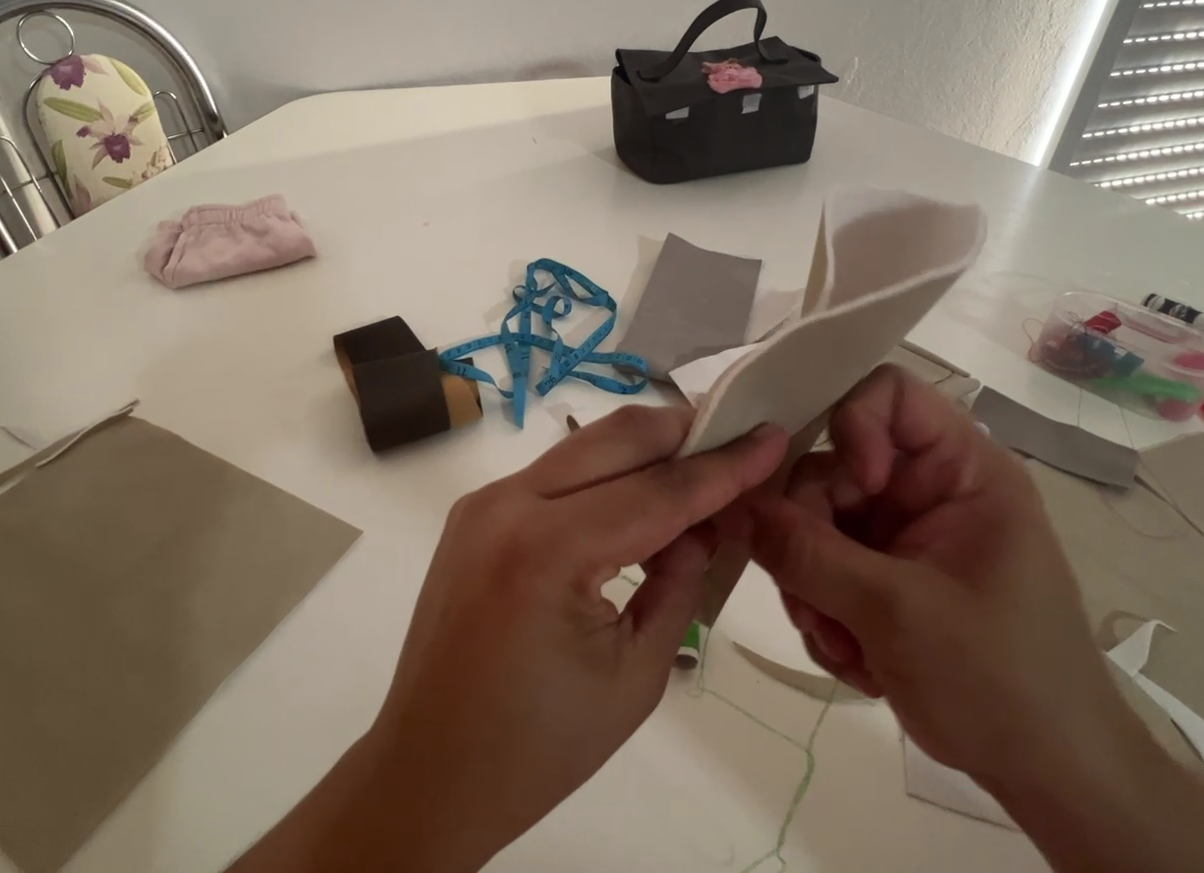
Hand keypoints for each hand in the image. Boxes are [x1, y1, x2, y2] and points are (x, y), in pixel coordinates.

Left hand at [237, 405, 785, 872]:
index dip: (724, 466)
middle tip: (739, 439)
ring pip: (583, 447)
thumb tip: (714, 523)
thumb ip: (681, 582)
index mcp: (545, 550)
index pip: (657, 490)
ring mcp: (482, 504)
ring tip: (701, 471)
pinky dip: (605, 476)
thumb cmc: (538, 746)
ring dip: (645, 452)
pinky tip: (640, 499)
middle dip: (683, 431)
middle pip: (614, 438)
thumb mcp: (636, 673)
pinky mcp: (475, 515)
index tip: (773, 435)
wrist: (430, 772)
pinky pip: (555, 475)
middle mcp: (507, 505)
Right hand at [743, 365, 1203, 872]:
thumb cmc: (1000, 679)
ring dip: (811, 587)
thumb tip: (730, 506)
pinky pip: (821, 567)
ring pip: (815, 524)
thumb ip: (808, 554)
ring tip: (840, 646)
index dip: (851, 426)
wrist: (1047, 773)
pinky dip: (823, 612)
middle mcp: (924, 490)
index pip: (888, 395)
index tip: (852, 493)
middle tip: (812, 602)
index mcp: (960, 470)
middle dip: (810, 537)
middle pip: (831, 469)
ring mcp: (900, 535)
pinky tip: (852, 658)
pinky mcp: (881, 577)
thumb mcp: (898, 611)